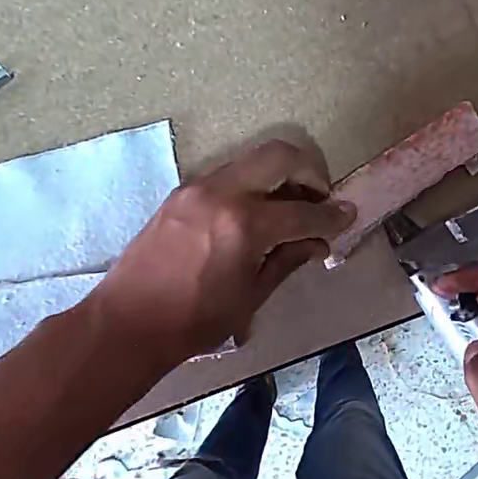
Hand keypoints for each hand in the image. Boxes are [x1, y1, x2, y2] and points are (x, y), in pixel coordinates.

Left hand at [85, 139, 353, 370]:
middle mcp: (222, 193)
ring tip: (292, 207)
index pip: (304, 211)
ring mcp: (198, 188)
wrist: (128, 322)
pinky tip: (258, 214)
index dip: (333, 215)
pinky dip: (254, 185)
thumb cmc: (197, 320)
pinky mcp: (182, 193)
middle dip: (310, 172)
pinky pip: (230, 175)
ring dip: (280, 175)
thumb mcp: (254, 294)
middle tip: (320, 198)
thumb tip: (319, 242)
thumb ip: (289, 259)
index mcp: (244, 225)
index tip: (349, 215)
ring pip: (253, 160)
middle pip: (280, 156)